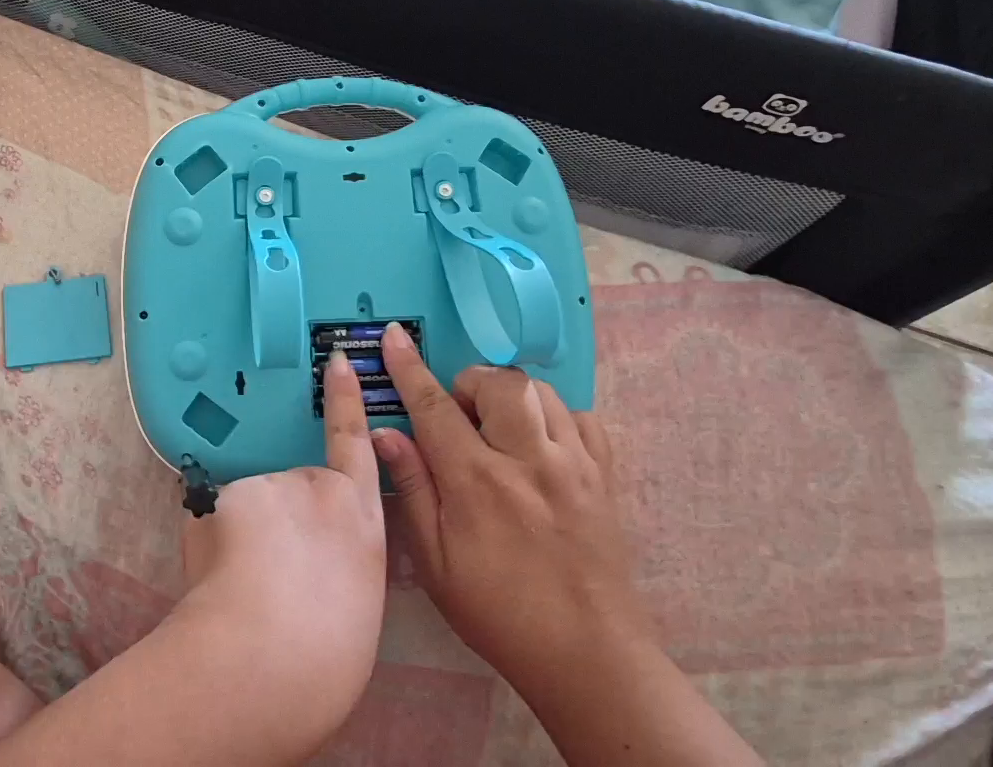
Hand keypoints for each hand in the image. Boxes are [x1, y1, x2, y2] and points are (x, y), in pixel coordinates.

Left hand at [179, 351, 386, 701]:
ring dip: (245, 535)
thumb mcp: (356, 601)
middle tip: (272, 577)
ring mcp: (270, 486)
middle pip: (290, 492)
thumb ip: (338, 562)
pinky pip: (216, 517)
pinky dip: (214, 542)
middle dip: (278, 523)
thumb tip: (312, 567)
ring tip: (245, 585)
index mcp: (361, 519)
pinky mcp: (226, 494)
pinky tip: (220, 576)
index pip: (355, 442)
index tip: (336, 361)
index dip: (345, 399)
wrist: (270, 658)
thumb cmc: (327, 654)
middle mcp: (317, 489)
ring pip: (250, 507)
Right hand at [368, 323, 647, 676]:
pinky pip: (583, 417)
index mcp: (477, 484)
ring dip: (511, 397)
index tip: (395, 337)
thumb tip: (385, 434)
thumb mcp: (435, 562)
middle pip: (500, 383)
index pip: (435, 407)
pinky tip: (541, 444)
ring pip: (542, 392)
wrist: (587, 655)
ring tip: (498, 429)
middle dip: (471, 383)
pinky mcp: (608, 477)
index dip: (409, 367)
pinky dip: (555, 416)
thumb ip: (412, 490)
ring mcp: (576, 466)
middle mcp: (529, 462)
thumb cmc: (497, 612)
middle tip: (459, 415)